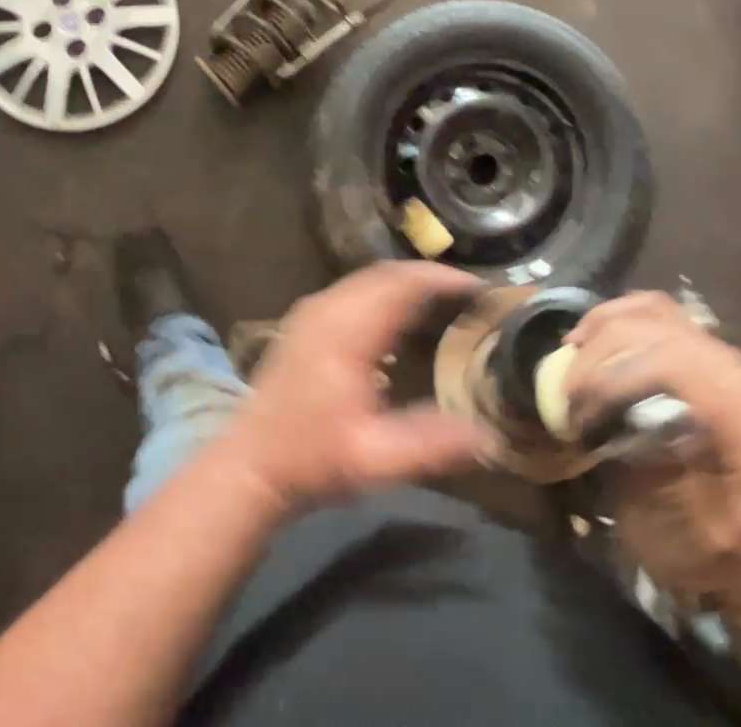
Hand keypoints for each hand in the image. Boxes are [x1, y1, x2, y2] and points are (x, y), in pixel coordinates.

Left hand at [220, 262, 493, 511]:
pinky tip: (400, 318)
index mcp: (346, 332)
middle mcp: (326, 311)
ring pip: (366, 280)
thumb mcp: (377, 459)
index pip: (401, 284)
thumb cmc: (311, 460)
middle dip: (428, 276)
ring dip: (405, 283)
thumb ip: (433, 444)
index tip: (479, 287)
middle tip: (469, 293)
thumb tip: (489, 436)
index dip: (442, 278)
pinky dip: (383, 294)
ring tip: (443, 300)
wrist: (250, 466)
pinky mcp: (302, 326)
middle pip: (384, 274)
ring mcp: (309, 315)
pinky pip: (351, 292)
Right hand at [562, 292, 740, 606]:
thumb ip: (662, 481)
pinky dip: (613, 318)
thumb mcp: (693, 540)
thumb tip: (615, 427)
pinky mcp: (705, 351)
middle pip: (653, 332)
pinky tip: (585, 341)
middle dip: (595, 360)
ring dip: (598, 333)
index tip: (577, 420)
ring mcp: (723, 356)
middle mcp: (738, 375)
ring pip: (649, 312)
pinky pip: (655, 310)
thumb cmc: (722, 553)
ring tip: (567, 370)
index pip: (673, 365)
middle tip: (563, 403)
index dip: (613, 380)